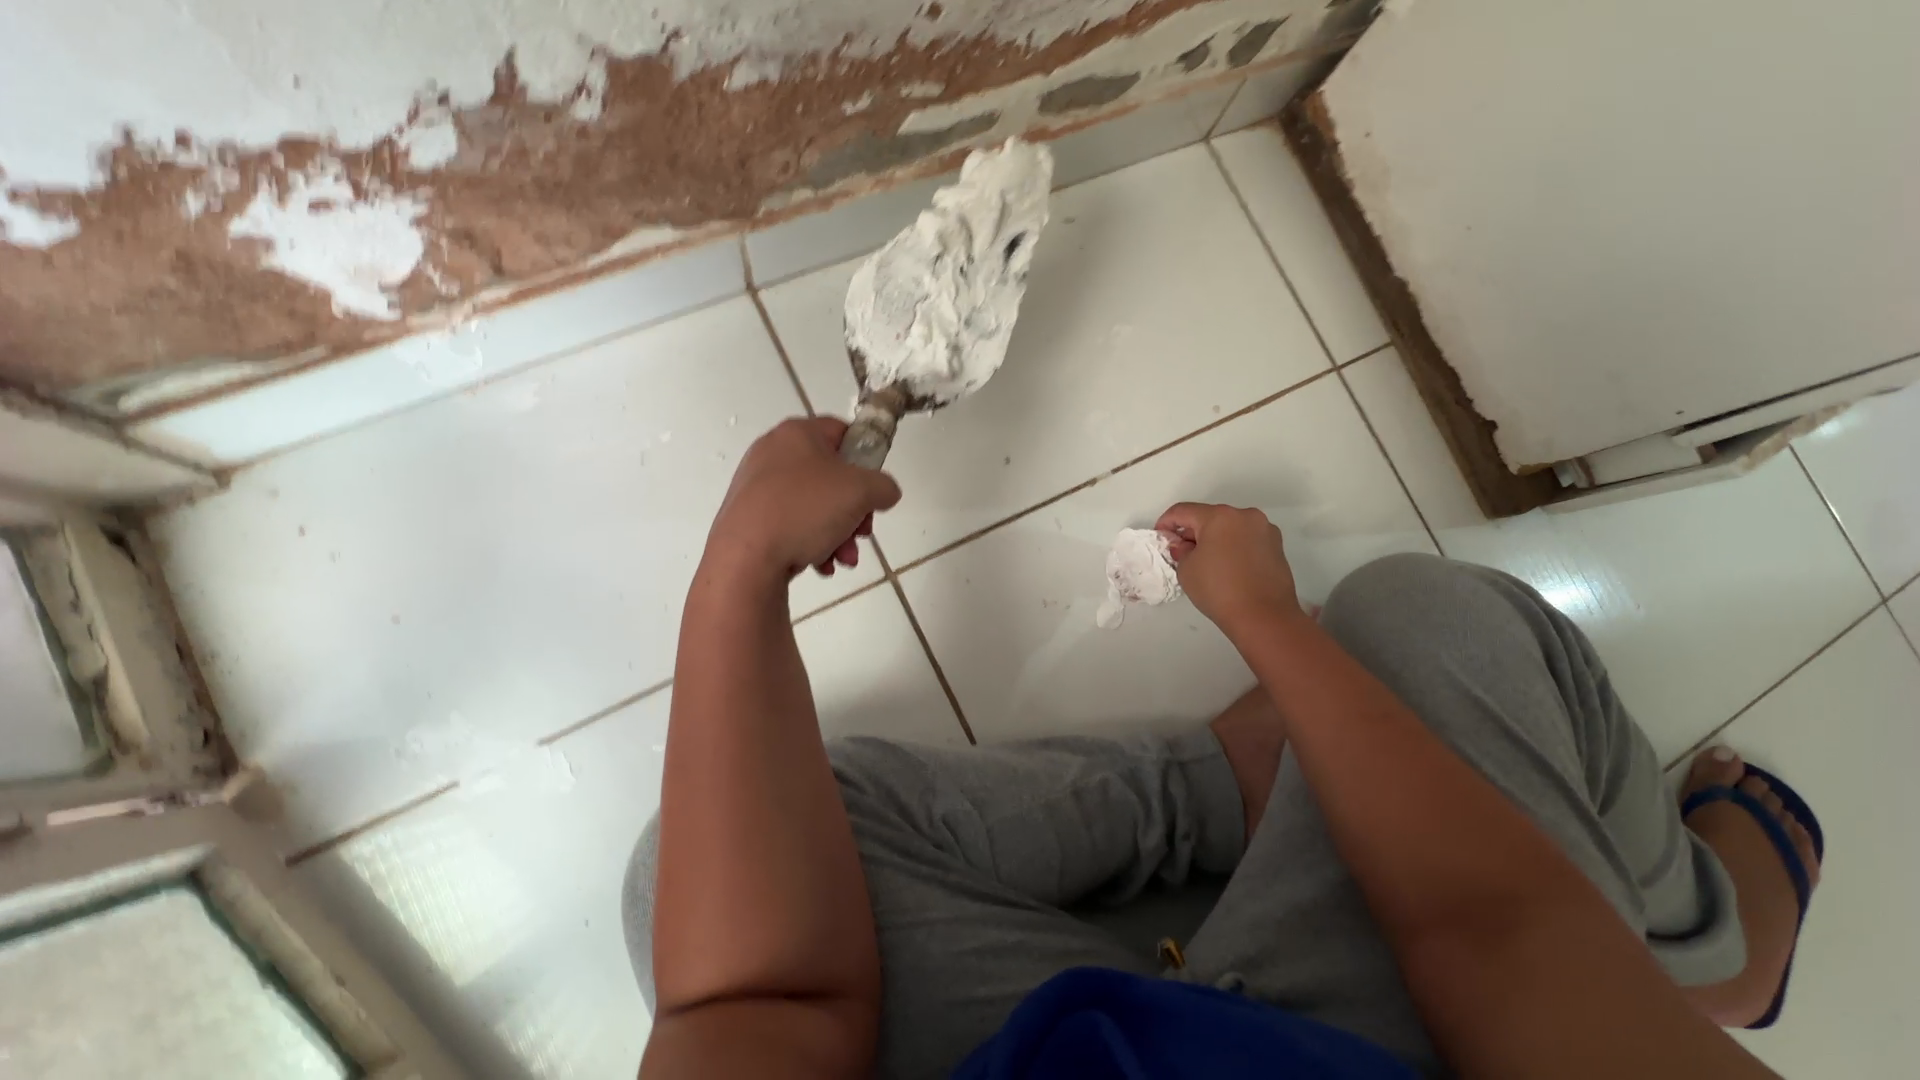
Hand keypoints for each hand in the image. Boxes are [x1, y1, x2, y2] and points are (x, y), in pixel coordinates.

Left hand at [706, 417, 901, 583]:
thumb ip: (884, 486)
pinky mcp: (748, 518)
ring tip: (844, 558)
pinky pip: (791, 525)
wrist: (745, 557)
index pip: (843, 432)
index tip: (873, 488)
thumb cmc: (805, 510)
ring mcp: (757, 487)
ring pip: (813, 506)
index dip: (866, 458)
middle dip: (854, 510)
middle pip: (831, 476)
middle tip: (862, 532)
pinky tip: (820, 564)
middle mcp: (773, 453)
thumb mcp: (863, 492)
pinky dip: (811, 543)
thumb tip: (884, 493)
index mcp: (797, 434)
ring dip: (838, 533)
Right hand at [1156, 502, 1303, 634]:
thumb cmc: (1219, 590)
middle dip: (1193, 531)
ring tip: (1207, 562)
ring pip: (1231, 528)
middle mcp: (1245, 515)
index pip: (1183, 511)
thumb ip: (1181, 551)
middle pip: (1210, 517)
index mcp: (1220, 516)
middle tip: (1182, 552)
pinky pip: (1247, 540)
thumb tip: (1184, 545)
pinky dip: (1234, 547)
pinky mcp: (1277, 546)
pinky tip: (1228, 568)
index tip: (1160, 537)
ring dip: (1215, 539)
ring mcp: (1265, 530)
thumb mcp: (1186, 570)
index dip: (1166, 522)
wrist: (1264, 616)